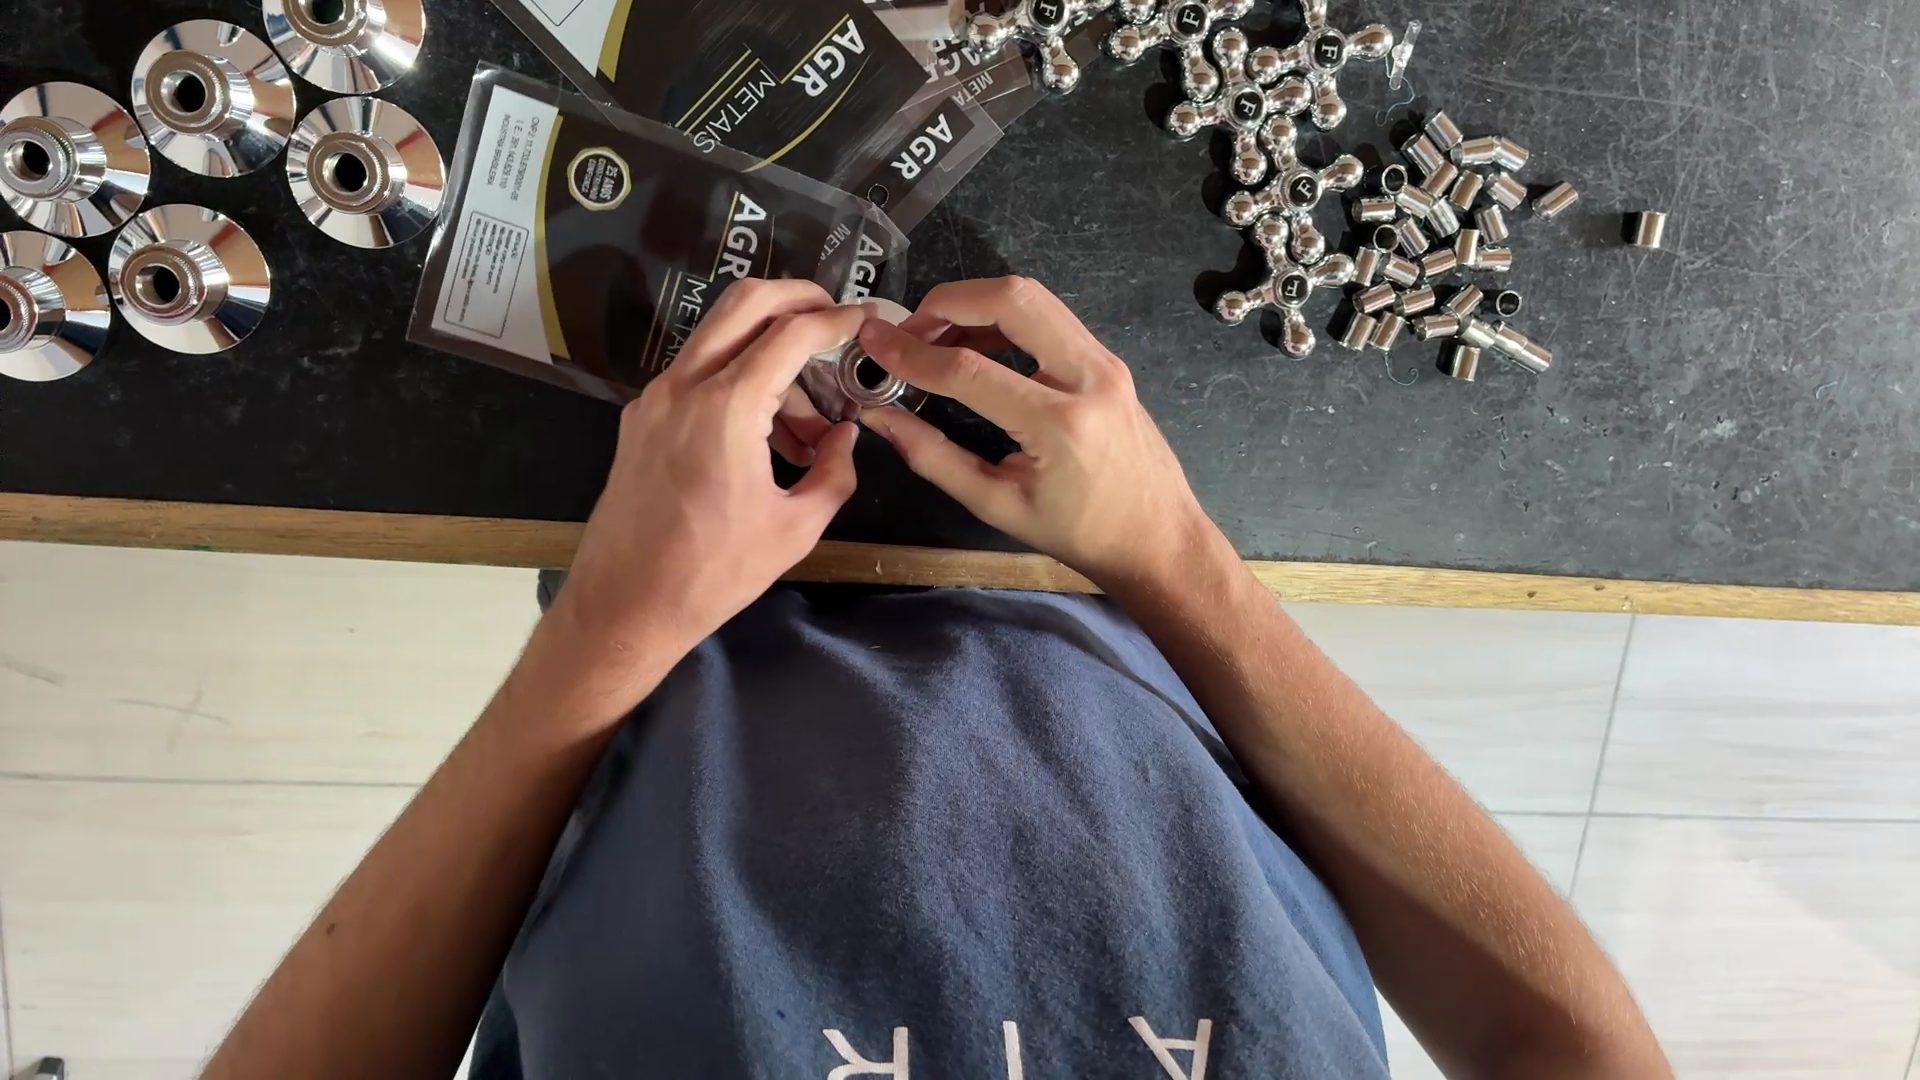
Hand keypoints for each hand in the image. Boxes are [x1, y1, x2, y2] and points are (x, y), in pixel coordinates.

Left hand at [547, 279, 864, 679]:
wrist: (625, 604)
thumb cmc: (716, 572)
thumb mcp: (797, 528)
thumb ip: (834, 471)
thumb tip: (845, 436)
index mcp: (727, 406)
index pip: (792, 334)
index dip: (837, 321)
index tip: (867, 319)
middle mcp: (685, 385)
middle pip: (744, 303)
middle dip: (797, 298)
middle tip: (835, 318)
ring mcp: (655, 398)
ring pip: (721, 338)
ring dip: (769, 353)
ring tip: (808, 424)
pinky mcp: (641, 419)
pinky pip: (699, 374)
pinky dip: (738, 380)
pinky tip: (764, 434)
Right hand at [857, 276, 1222, 593]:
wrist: (1157, 538)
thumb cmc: (1078, 534)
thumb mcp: (998, 505)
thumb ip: (934, 458)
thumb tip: (880, 417)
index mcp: (1059, 424)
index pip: (969, 369)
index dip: (911, 353)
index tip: (873, 342)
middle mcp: (1089, 377)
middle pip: (1012, 299)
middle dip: (948, 302)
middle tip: (910, 331)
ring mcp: (1107, 362)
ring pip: (1035, 298)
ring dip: (977, 304)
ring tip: (938, 338)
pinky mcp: (1110, 361)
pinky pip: (1051, 318)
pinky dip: (1007, 319)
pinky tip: (978, 346)